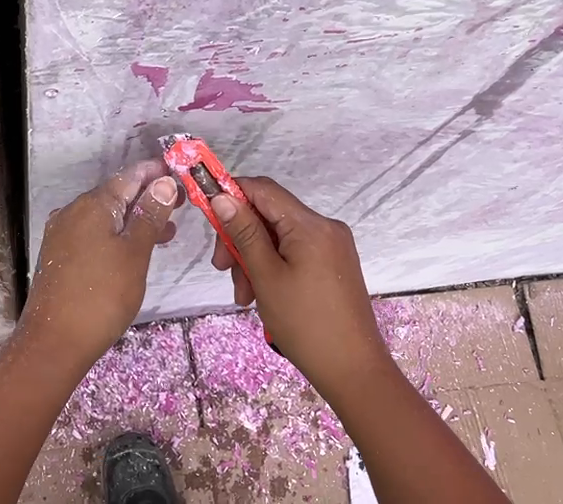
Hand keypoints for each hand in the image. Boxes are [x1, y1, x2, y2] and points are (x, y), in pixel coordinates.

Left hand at [21, 160, 182, 367]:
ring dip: (135, 219)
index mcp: (93, 204)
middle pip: (117, 194)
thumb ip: (150, 215)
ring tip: (167, 234)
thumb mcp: (135, 253)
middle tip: (179, 206)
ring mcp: (63, 233)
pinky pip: (94, 233)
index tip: (180, 175)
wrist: (54, 342)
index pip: (130, 176)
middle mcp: (74, 211)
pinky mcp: (60, 255)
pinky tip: (133, 251)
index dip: (156, 173)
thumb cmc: (102, 295)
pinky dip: (118, 235)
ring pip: (106, 216)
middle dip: (148, 198)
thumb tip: (163, 181)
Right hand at [209, 177, 391, 399]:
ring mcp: (332, 247)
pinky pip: (294, 253)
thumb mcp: (266, 276)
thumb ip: (243, 232)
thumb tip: (221, 196)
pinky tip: (263, 295)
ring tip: (244, 296)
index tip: (207, 214)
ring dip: (254, 259)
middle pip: (269, 215)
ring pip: (279, 238)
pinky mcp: (334, 265)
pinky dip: (273, 267)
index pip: (263, 189)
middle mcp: (325, 227)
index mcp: (311, 225)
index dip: (231, 193)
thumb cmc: (305, 324)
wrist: (355, 373)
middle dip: (241, 238)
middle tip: (222, 269)